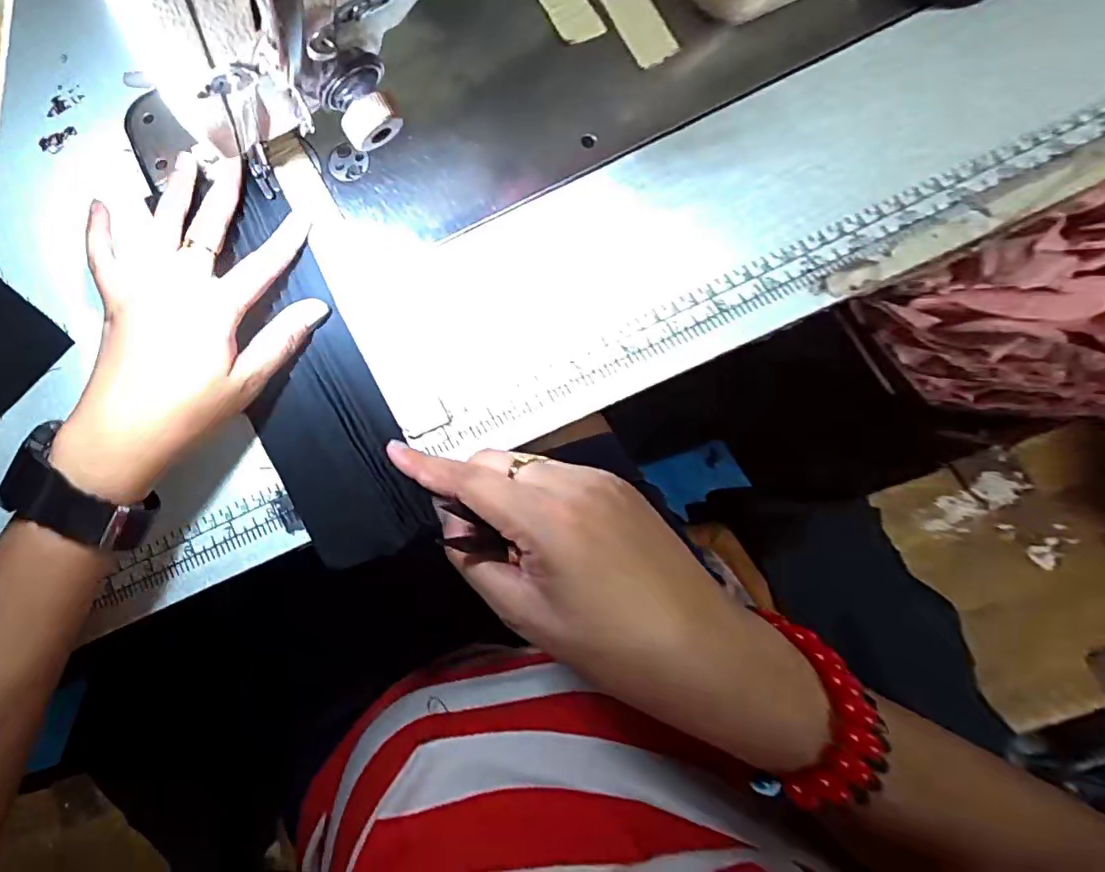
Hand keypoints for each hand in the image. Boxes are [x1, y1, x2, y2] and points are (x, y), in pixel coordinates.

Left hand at [51, 152, 328, 505]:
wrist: (121, 435)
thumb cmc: (185, 413)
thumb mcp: (245, 383)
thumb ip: (280, 341)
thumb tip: (315, 311)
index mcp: (215, 307)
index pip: (263, 265)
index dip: (288, 240)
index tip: (304, 218)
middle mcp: (178, 285)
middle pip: (207, 228)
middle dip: (224, 192)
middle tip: (232, 163)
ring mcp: (143, 286)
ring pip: (159, 226)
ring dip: (173, 192)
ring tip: (183, 163)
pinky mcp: (116, 298)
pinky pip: (103, 255)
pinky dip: (100, 229)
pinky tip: (99, 205)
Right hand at [386, 441, 830, 773]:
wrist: (708, 655)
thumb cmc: (612, 648)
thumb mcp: (527, 614)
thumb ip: (477, 560)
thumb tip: (456, 527)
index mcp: (546, 516)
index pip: (470, 478)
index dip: (427, 466)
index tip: (395, 450)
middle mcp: (572, 481)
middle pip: (495, 461)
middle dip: (467, 483)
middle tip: (472, 537)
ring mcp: (600, 479)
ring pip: (524, 464)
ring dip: (501, 488)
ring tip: (516, 542)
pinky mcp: (618, 486)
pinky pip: (555, 474)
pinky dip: (533, 491)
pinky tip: (547, 534)